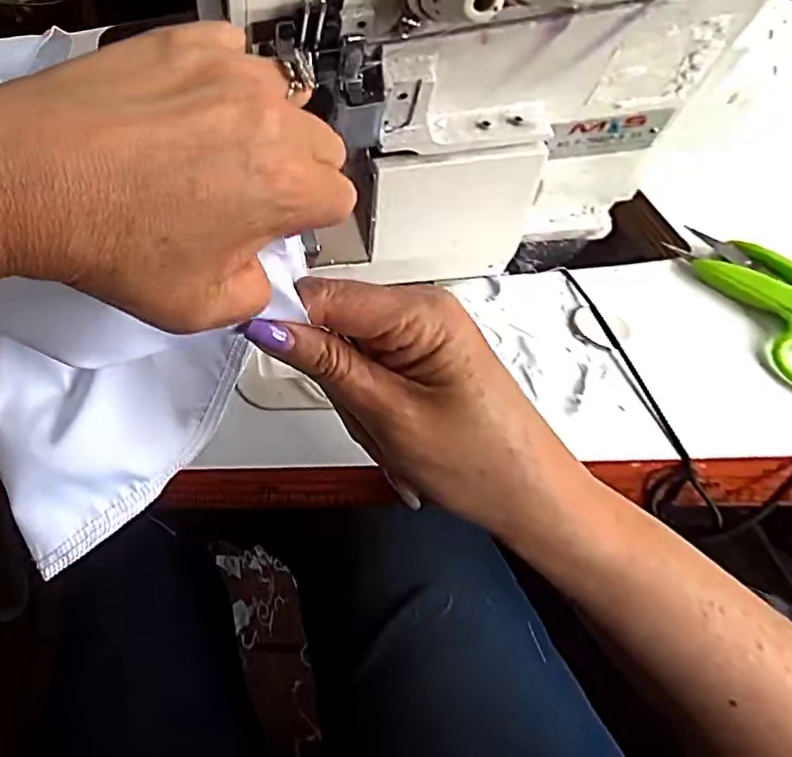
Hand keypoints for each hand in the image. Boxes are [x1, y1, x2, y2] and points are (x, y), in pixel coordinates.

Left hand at [0, 23, 354, 331]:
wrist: (24, 174)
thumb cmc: (101, 238)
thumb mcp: (194, 307)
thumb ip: (254, 293)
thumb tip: (260, 268)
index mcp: (285, 184)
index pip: (336, 196)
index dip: (302, 215)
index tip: (269, 219)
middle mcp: (271, 116)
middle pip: (317, 142)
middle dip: (289, 168)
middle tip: (235, 187)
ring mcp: (229, 69)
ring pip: (279, 96)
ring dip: (257, 121)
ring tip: (199, 145)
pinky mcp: (187, 40)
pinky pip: (231, 56)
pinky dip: (218, 80)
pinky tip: (177, 108)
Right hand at [246, 278, 596, 537]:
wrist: (536, 500)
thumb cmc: (488, 463)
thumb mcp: (391, 416)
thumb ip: (326, 364)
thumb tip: (272, 326)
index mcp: (421, 310)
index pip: (326, 292)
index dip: (284, 315)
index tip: (255, 341)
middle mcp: (421, 308)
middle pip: (331, 318)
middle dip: (330, 373)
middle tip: (360, 416)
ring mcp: (419, 329)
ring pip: (342, 346)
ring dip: (350, 396)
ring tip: (386, 432)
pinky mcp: (416, 349)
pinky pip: (363, 361)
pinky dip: (364, 399)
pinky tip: (391, 428)